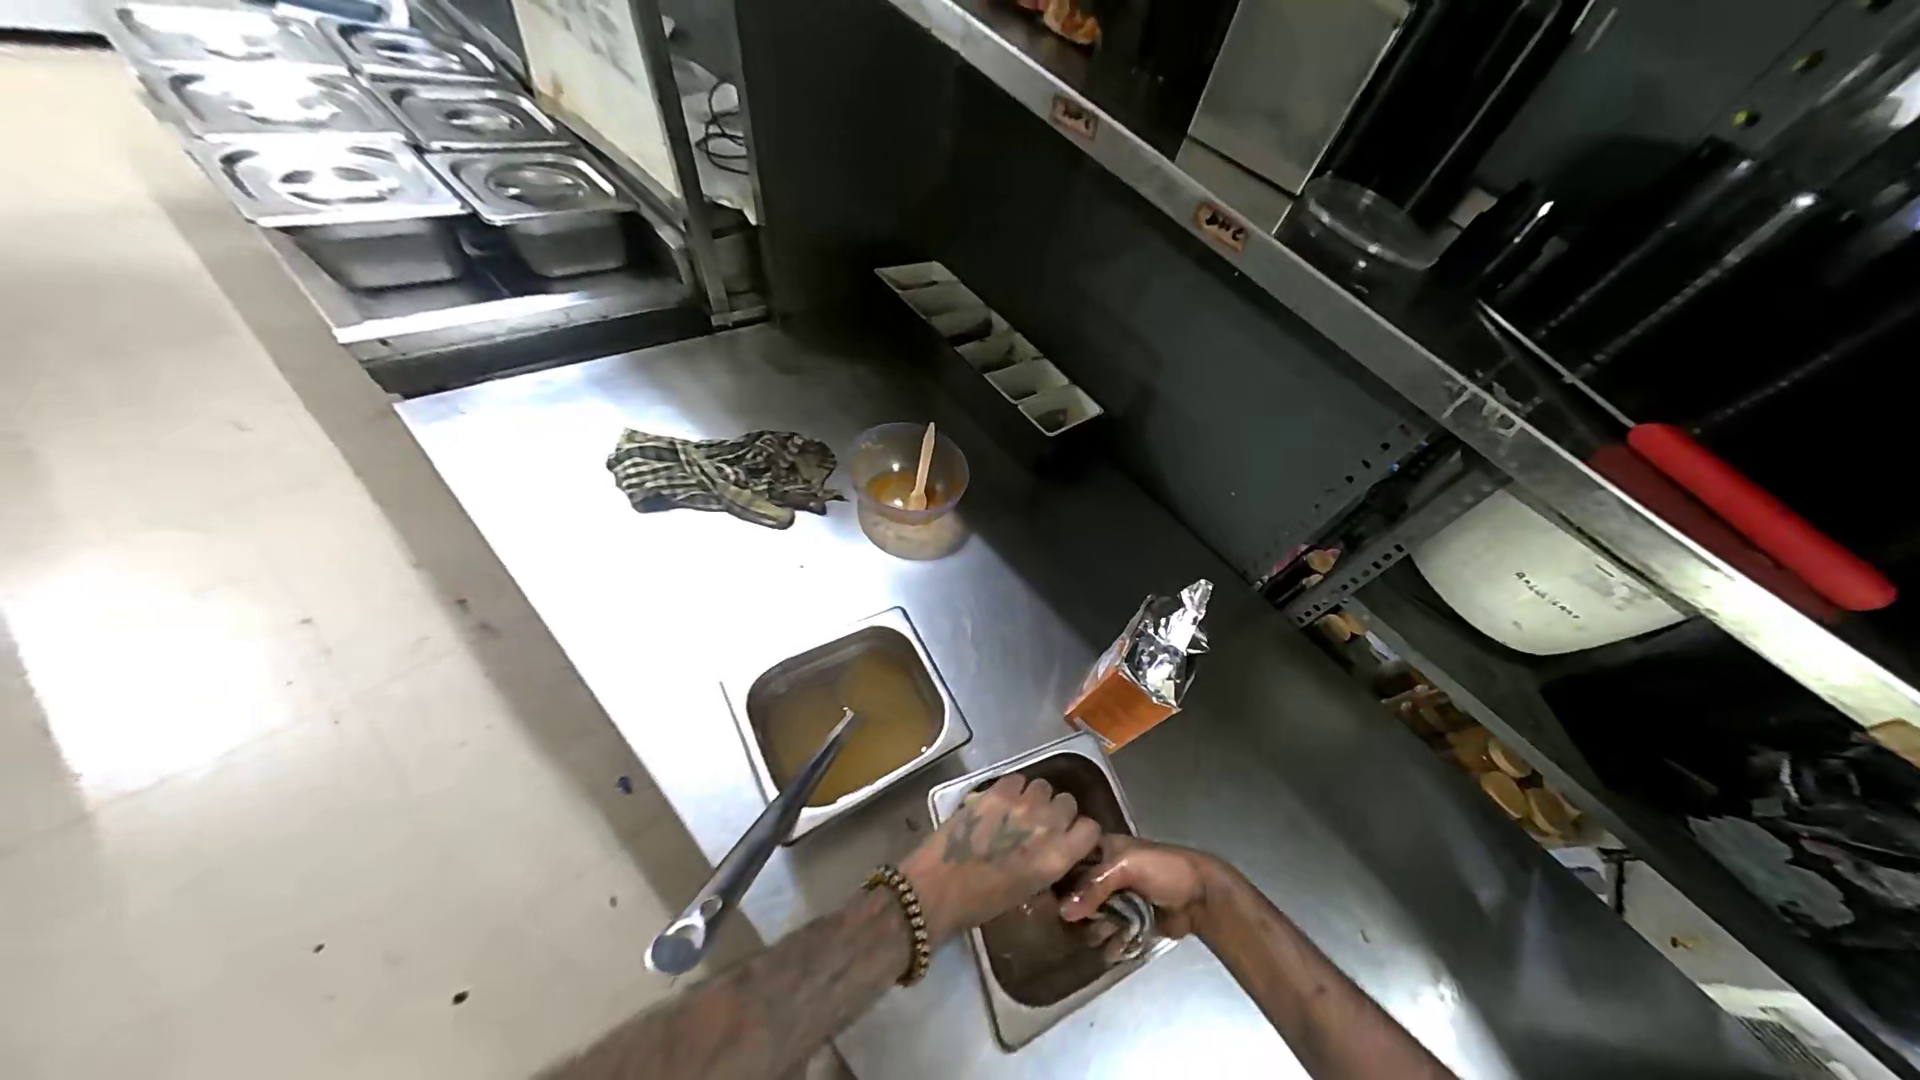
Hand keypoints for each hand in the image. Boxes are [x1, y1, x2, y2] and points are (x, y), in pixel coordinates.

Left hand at [901, 774, 1100, 943]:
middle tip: (1038, 823)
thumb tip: (1053, 846)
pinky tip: (999, 802)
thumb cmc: (982, 901)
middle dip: (1056, 811)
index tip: (1068, 834)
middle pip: (1067, 802)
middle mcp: (1046, 827)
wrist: (939, 887)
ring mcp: (1020, 806)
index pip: (1090, 828)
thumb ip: (1048, 863)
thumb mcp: (1028, 890)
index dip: (1079, 830)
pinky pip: (1016, 779)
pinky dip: (1012, 788)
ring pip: (1043, 786)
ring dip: (1034, 797)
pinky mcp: (995, 792)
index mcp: (1057, 859)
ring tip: (1018, 810)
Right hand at [1058, 835, 1224, 956]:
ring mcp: (1115, 900)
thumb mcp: (1126, 867)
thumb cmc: (1163, 869)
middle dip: (1080, 911)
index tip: (1048, 895)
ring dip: (1097, 930)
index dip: (1058, 877)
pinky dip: (1112, 943)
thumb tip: (1064, 912)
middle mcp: (1103, 874)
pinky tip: (1118, 945)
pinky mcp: (1127, 923)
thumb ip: (1094, 885)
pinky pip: (1109, 936)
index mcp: (1100, 850)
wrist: (1201, 896)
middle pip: (1076, 895)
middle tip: (1088, 918)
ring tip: (1110, 931)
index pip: (1068, 860)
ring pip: (1091, 919)